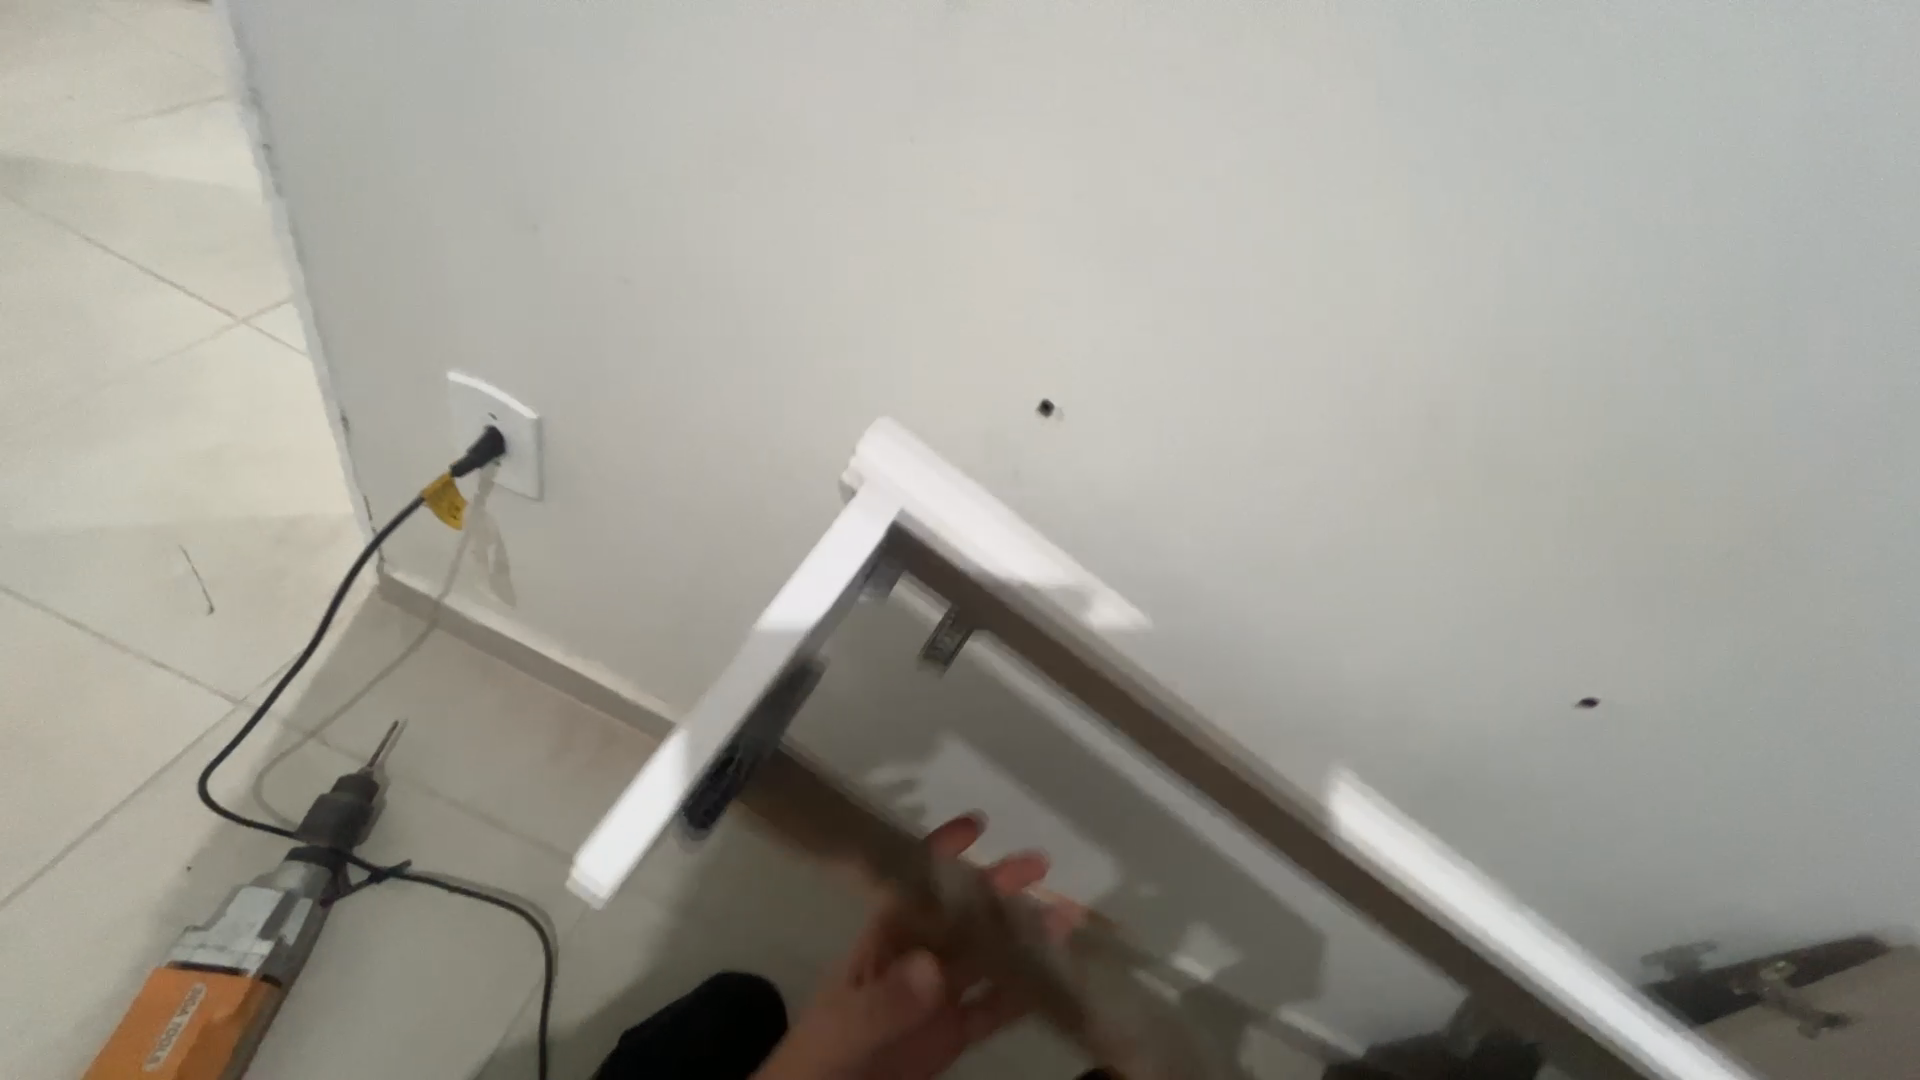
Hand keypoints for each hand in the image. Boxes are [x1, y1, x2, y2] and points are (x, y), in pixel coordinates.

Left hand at [756, 813, 1079, 1079]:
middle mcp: (916, 959)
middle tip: (1040, 863)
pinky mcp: (952, 1035)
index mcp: (884, 941)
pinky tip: (1055, 977)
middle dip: (997, 886)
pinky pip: (994, 1008)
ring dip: (1022, 935)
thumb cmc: (818, 1059)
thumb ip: (886, 1001)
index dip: (941, 851)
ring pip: (986, 955)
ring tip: (1065, 916)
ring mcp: (937, 997)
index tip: (977, 824)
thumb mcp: (846, 1027)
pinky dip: (1025, 993)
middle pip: (961, 913)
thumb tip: (933, 967)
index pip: (912, 884)